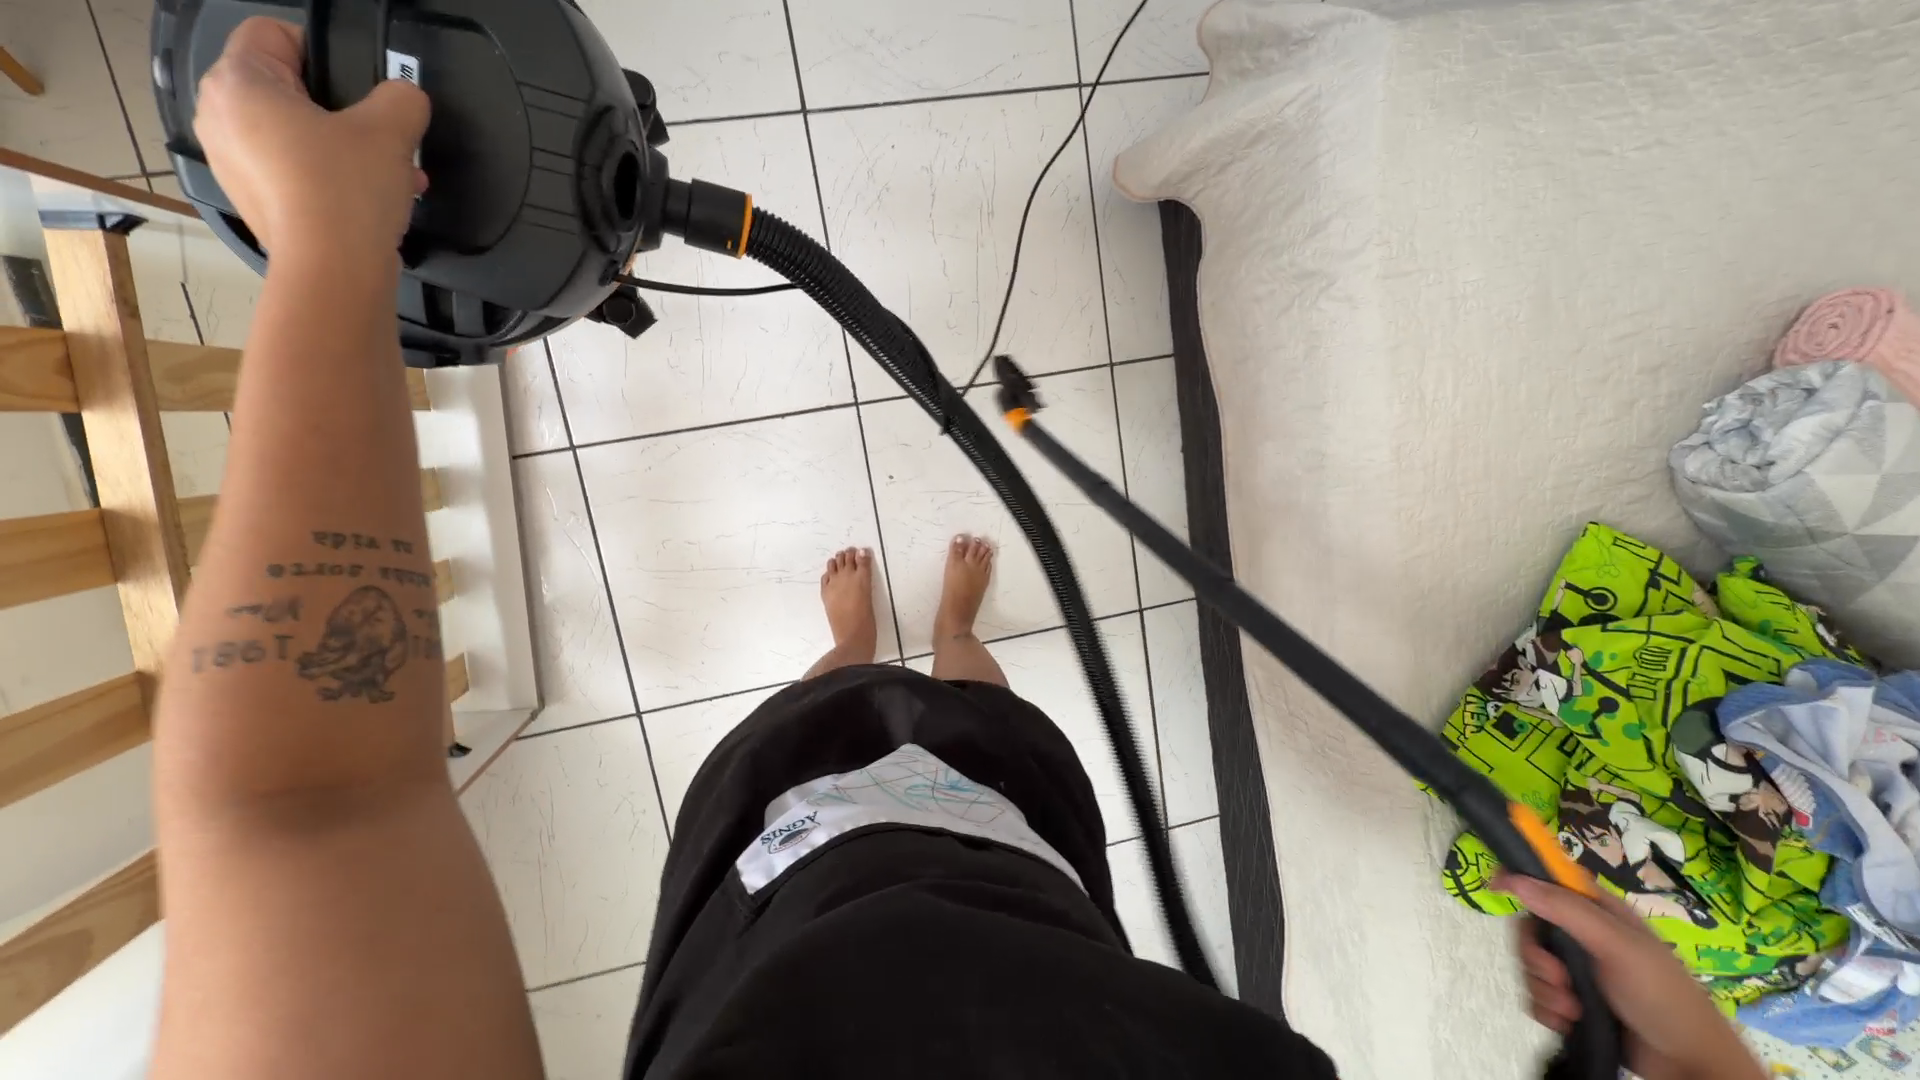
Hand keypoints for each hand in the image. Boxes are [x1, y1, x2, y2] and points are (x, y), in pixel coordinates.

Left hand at [193, 18, 428, 261]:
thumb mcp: (391, 133)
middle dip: (344, 112)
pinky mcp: (253, 200)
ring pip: (295, 135)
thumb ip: (402, 100)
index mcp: (240, 83)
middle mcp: (220, 115)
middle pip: (288, 89)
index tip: (365, 88)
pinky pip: (293, 172)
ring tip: (389, 177)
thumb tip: (407, 96)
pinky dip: (329, 179)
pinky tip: (368, 200)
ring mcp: (231, 161)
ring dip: (345, 150)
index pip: (273, 33)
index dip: (325, 52)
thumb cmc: (347, 189)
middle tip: (385, 140)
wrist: (333, 270)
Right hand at [1494, 873, 1763, 1079]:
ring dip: (1544, 990)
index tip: (1494, 886)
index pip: (1548, 882)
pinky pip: (1535, 995)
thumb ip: (1566, 910)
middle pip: (1529, 929)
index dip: (1520, 879)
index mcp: (1597, 913)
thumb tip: (1513, 877)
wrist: (1688, 1064)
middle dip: (1536, 957)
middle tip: (1558, 977)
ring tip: (1572, 1009)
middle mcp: (1582, 937)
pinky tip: (1569, 1021)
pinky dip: (1547, 1009)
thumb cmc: (1661, 995)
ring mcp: (1577, 971)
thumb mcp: (1618, 946)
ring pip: (1529, 965)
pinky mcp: (1571, 1002)